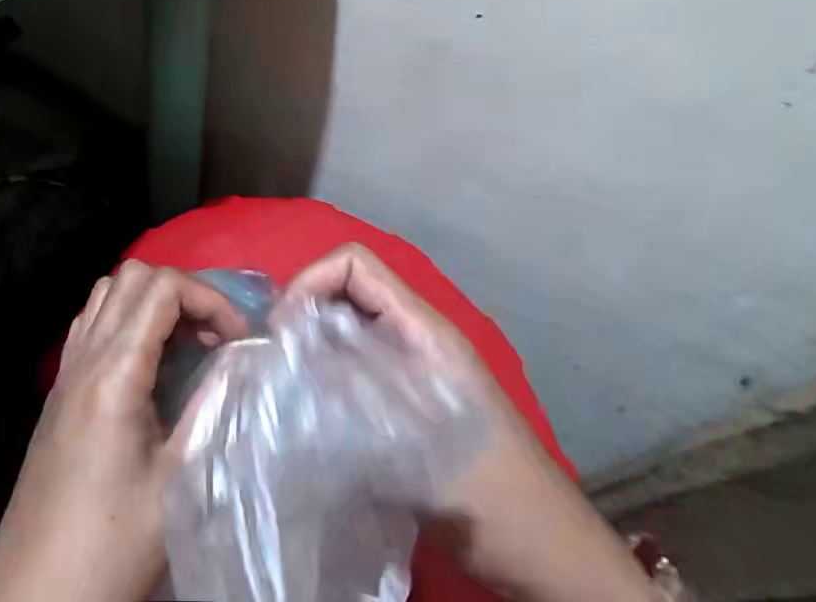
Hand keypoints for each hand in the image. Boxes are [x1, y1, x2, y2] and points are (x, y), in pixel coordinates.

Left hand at [0, 261, 248, 601]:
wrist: (35, 592)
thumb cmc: (111, 543)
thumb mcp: (176, 482)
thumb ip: (211, 408)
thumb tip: (244, 360)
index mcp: (113, 372)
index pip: (162, 288)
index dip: (210, 300)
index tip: (239, 342)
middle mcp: (84, 355)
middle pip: (134, 277)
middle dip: (184, 292)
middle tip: (214, 339)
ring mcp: (66, 368)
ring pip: (109, 293)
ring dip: (153, 302)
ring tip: (186, 345)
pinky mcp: (60, 388)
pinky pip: (92, 322)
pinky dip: (127, 319)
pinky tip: (148, 362)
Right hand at [282, 245, 656, 601]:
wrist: (543, 549)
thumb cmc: (486, 489)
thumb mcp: (410, 438)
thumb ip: (346, 389)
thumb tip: (283, 355)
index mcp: (421, 328)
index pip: (354, 264)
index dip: (310, 281)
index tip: (281, 329)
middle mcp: (413, 335)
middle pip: (345, 292)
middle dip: (302, 313)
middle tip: (273, 358)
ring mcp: (411, 366)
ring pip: (346, 329)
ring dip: (310, 346)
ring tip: (282, 382)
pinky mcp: (405, 397)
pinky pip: (354, 364)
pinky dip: (324, 374)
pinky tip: (308, 408)